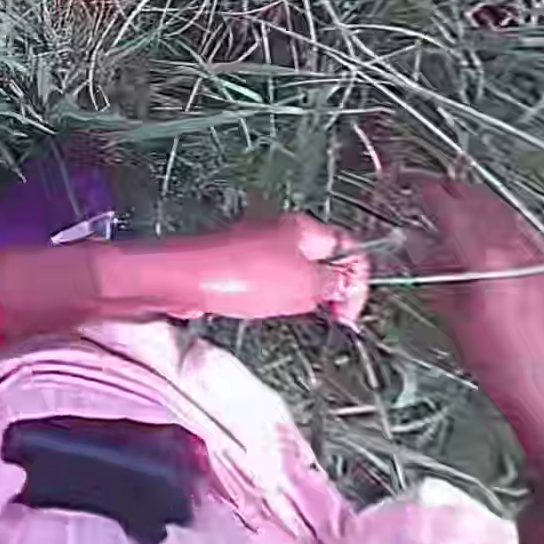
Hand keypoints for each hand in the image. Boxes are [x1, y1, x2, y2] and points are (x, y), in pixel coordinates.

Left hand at [95, 213, 369, 321]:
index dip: (357, 281)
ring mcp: (255, 247)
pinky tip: (258, 307)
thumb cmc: (242, 276)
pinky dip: (269, 298)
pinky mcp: (235, 264)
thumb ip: (333, 285)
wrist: (187, 278)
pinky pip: (266, 282)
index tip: (347, 312)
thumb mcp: (304, 285)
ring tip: (282, 309)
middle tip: (321, 314)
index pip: (349, 247)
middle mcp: (280, 232)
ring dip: (297, 297)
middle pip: (322, 261)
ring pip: (294, 274)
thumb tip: (344, 285)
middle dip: (326, 291)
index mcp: (303, 229)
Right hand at [409, 178, 543, 508]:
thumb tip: (414, 247)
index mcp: (488, 254)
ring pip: (508, 214)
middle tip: (428, 187)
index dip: (425, 191)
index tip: (410, 184)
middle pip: (481, 200)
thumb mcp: (454, 319)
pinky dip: (504, 224)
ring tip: (457, 204)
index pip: (449, 205)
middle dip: (451, 190)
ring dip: (479, 203)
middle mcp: (523, 248)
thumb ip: (432, 272)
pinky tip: (494, 236)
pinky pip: (529, 233)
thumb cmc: (514, 372)